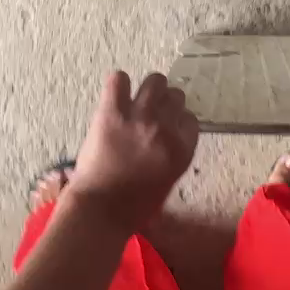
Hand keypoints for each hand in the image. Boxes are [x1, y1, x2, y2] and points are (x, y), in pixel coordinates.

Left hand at [66, 71, 199, 232]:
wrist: (100, 210)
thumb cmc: (134, 207)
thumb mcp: (167, 182)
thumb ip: (172, 155)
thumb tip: (167, 137)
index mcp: (181, 150)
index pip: (190, 119)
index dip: (178, 120)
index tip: (169, 125)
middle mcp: (164, 129)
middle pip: (175, 96)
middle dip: (166, 102)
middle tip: (153, 111)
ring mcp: (138, 117)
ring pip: (154, 81)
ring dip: (148, 88)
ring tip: (137, 98)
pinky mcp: (112, 112)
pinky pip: (119, 79)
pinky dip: (118, 83)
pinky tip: (116, 95)